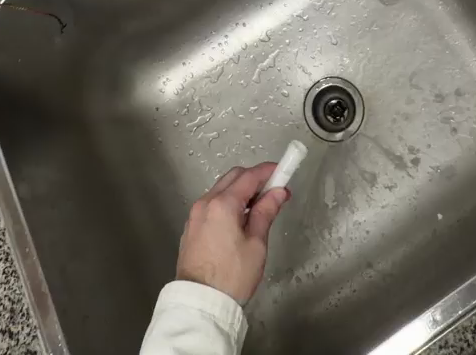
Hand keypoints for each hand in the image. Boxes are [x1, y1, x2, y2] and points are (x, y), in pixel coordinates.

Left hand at [175, 162, 291, 302]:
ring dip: (240, 190)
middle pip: (233, 177)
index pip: (249, 176)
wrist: (201, 304)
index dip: (269, 172)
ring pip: (221, 189)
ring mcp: (195, 214)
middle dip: (254, 178)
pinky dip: (227, 202)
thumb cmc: (233, 276)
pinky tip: (239, 219)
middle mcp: (206, 202)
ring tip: (259, 208)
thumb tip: (278, 191)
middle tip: (273, 191)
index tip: (284, 172)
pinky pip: (212, 204)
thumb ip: (266, 212)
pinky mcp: (191, 227)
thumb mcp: (256, 244)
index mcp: (223, 203)